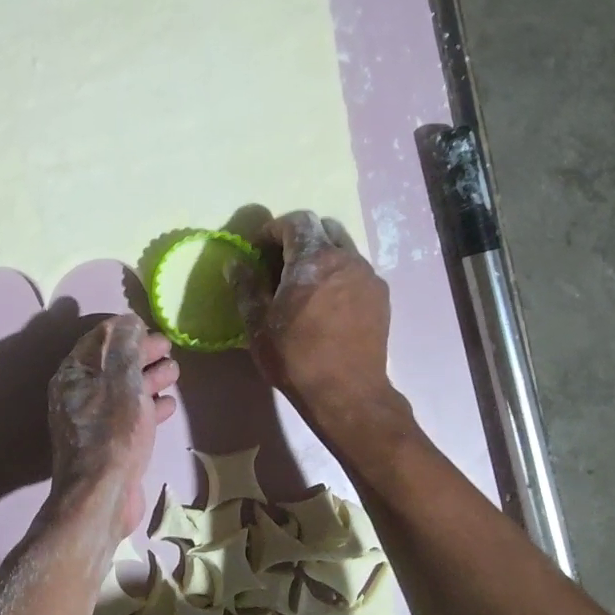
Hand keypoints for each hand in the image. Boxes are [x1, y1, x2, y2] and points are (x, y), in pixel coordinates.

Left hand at [45, 314, 178, 537]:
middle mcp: (77, 395)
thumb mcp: (122, 378)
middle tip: (169, 349)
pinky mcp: (108, 445)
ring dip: (148, 378)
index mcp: (74, 374)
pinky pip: (129, 417)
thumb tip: (129, 322)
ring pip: (123, 390)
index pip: (99, 339)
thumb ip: (125, 346)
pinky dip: (148, 407)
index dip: (127, 331)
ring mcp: (92, 422)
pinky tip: (168, 405)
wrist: (102, 495)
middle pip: (113, 364)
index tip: (153, 329)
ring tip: (174, 373)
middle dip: (141, 353)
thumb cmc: (112, 431)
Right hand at [231, 210, 408, 434]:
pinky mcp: (380, 297)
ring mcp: (368, 276)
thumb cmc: (295, 357)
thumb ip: (245, 287)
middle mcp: (346, 258)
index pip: (296, 221)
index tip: (258, 251)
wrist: (347, 392)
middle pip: (323, 229)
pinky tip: (325, 305)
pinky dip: (337, 275)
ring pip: (343, 249)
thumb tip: (235, 262)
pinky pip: (356, 272)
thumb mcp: (258, 324)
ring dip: (320, 257)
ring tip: (303, 286)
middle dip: (298, 239)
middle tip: (279, 266)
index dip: (273, 230)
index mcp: (314, 259)